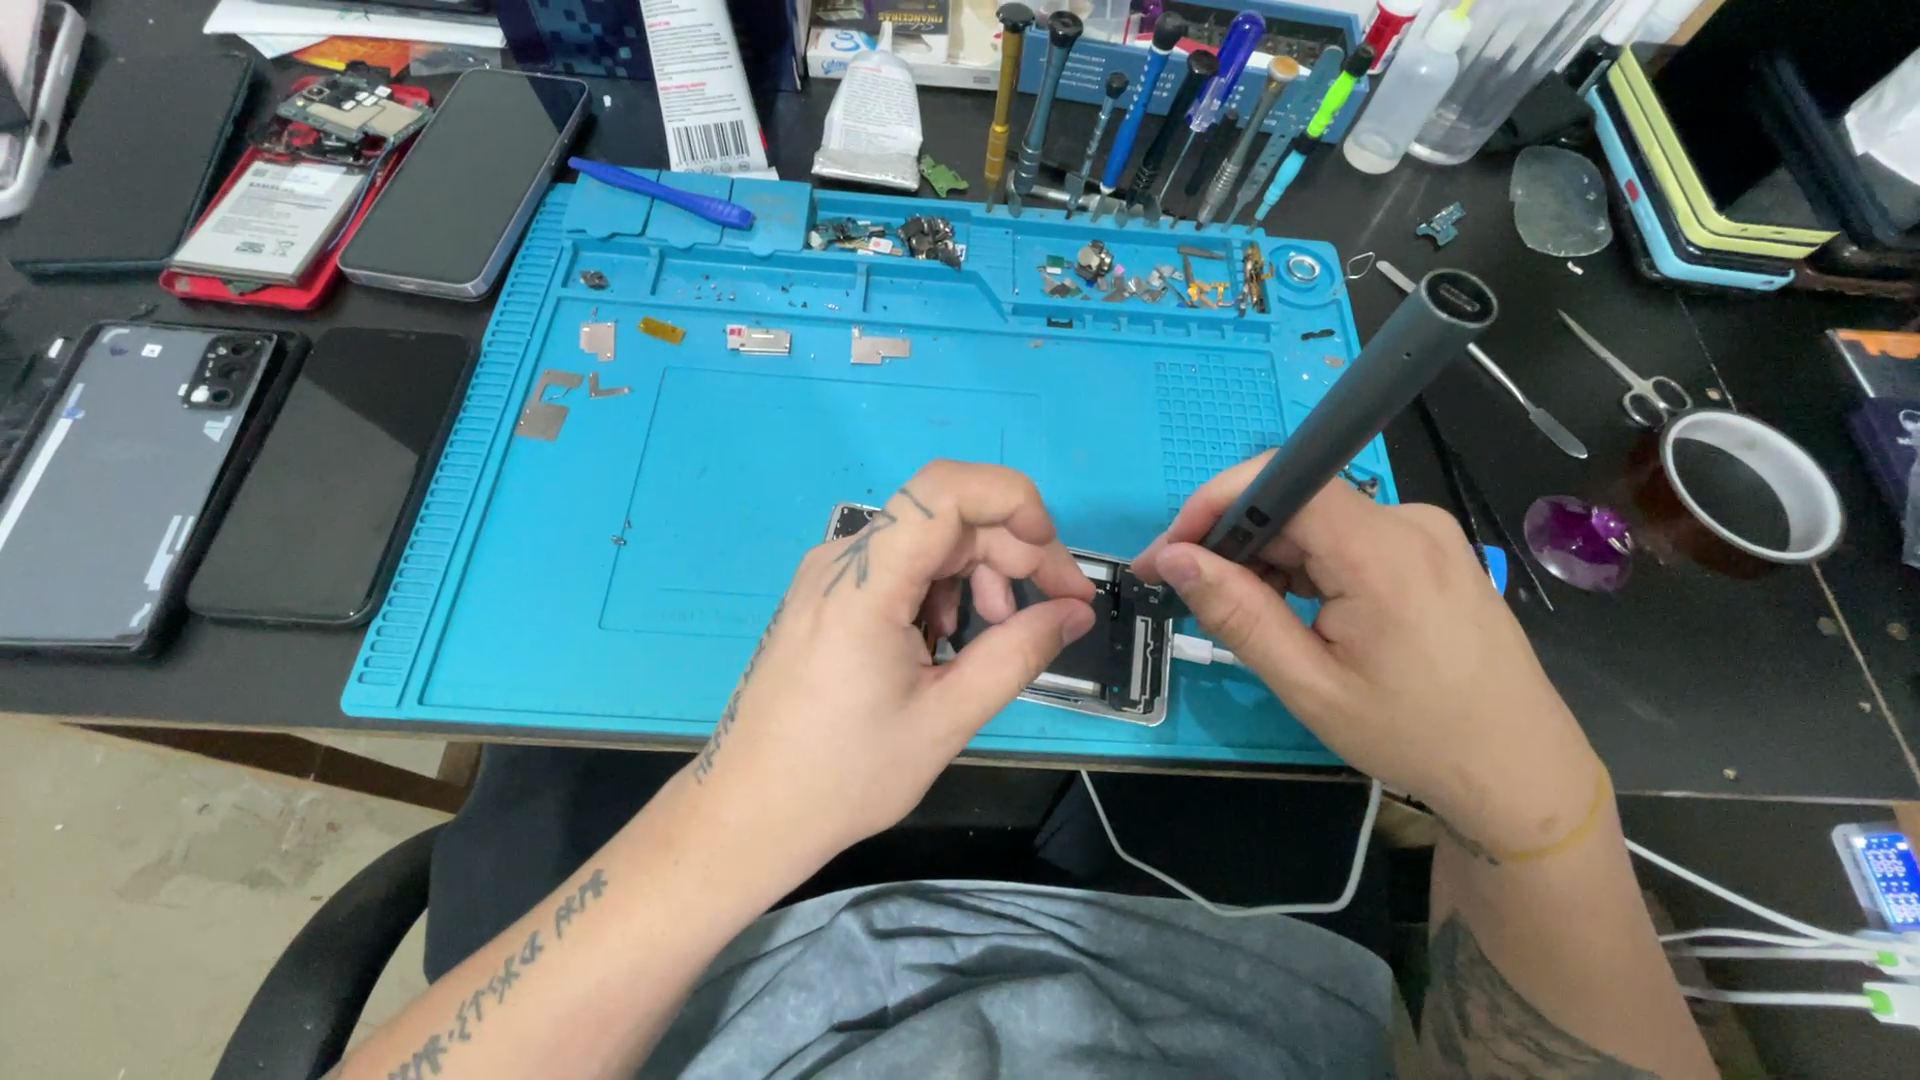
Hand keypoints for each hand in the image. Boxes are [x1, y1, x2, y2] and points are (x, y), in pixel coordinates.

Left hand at [683, 461, 1096, 870]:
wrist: (752, 810)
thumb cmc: (845, 775)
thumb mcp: (946, 719)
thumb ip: (1018, 654)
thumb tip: (1077, 612)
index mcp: (864, 584)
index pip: (945, 491)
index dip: (1012, 501)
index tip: (1052, 557)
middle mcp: (843, 560)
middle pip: (947, 518)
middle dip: (1014, 552)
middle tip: (1058, 608)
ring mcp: (832, 574)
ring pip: (929, 542)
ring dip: (980, 574)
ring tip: (997, 633)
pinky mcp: (830, 594)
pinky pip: (902, 567)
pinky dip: (943, 590)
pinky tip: (949, 640)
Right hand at [1132, 453, 1599, 850]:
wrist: (1520, 770)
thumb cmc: (1414, 735)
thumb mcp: (1309, 685)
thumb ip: (1238, 614)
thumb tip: (1173, 559)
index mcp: (1383, 553)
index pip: (1283, 482)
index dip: (1215, 502)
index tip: (1168, 553)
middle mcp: (1409, 523)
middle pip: (1296, 502)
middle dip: (1231, 540)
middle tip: (1187, 593)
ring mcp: (1425, 534)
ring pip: (1317, 521)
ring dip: (1266, 556)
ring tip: (1243, 614)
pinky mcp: (1429, 550)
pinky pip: (1345, 537)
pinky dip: (1303, 564)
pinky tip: (1291, 609)